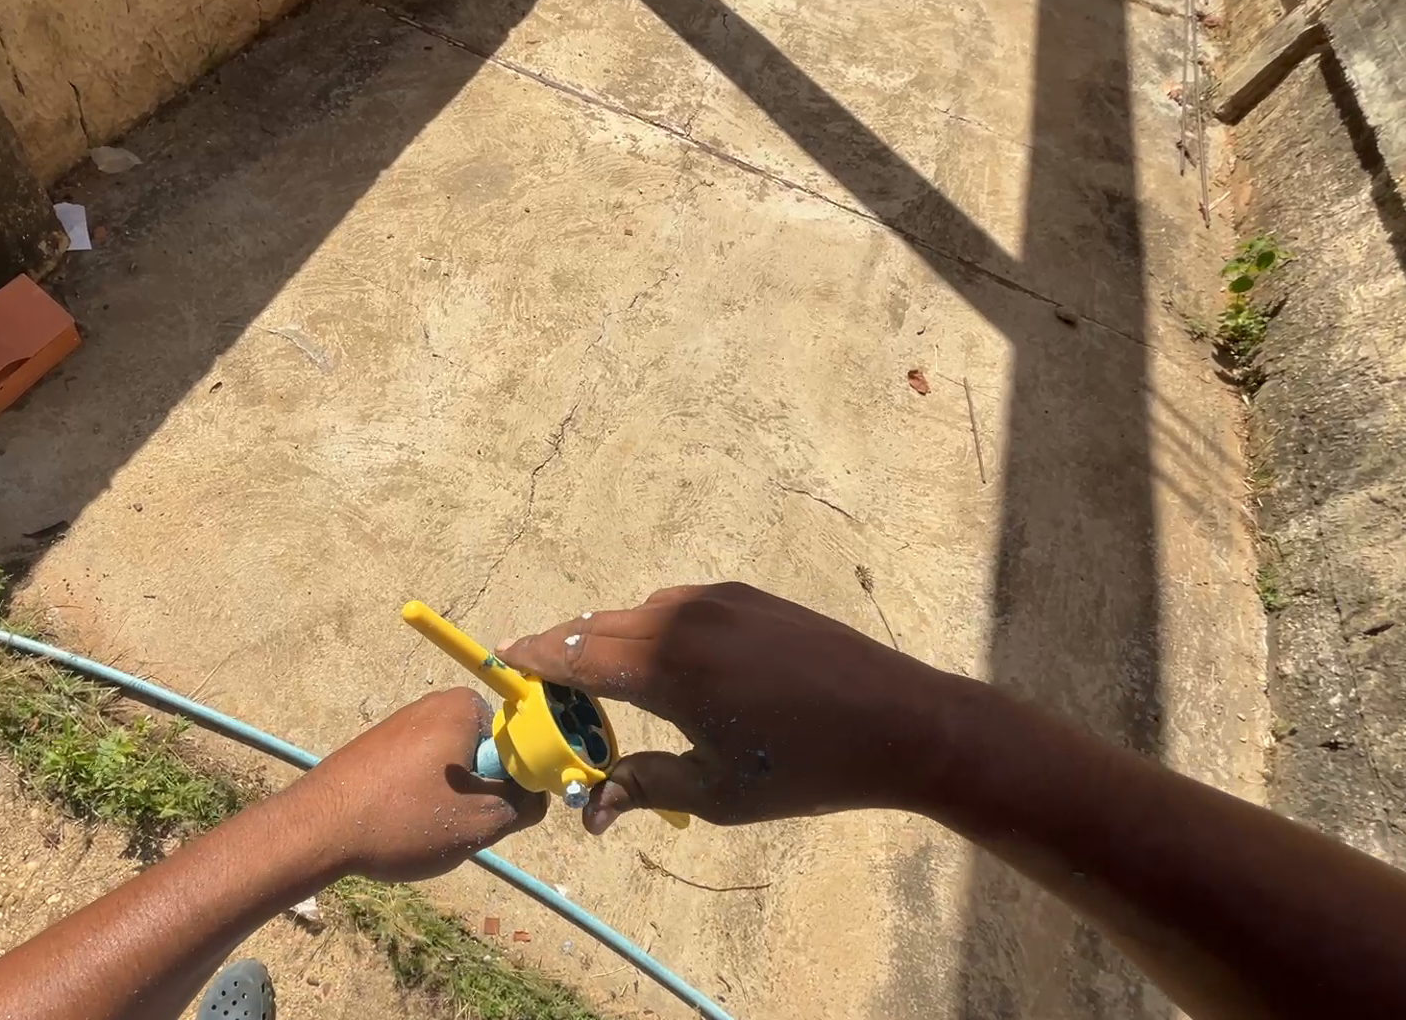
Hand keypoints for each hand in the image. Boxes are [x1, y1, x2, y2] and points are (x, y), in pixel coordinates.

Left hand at [296, 687, 545, 881]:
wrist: (319, 826)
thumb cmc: (404, 818)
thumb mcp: (482, 821)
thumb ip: (526, 804)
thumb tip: (539, 792)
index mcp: (466, 706)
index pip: (519, 744)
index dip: (515, 783)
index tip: (495, 812)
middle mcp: (438, 701)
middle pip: (487, 753)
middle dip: (482, 790)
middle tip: (459, 823)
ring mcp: (409, 719)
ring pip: (458, 765)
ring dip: (454, 797)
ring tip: (425, 823)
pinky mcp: (386, 741)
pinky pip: (428, 768)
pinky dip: (426, 794)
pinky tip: (404, 818)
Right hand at [498, 582, 963, 831]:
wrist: (900, 720)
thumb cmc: (805, 769)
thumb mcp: (717, 792)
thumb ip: (643, 789)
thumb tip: (588, 812)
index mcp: (668, 671)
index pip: (578, 657)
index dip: (536, 656)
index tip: (505, 655)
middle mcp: (680, 620)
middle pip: (598, 628)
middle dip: (566, 648)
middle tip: (546, 673)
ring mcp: (712, 599)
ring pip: (636, 613)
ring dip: (610, 638)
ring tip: (608, 672)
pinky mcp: (740, 593)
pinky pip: (674, 605)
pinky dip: (652, 627)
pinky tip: (671, 660)